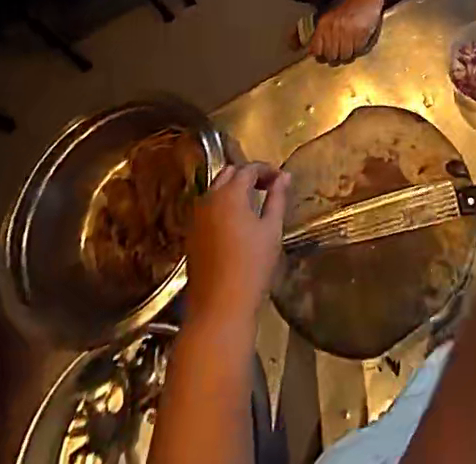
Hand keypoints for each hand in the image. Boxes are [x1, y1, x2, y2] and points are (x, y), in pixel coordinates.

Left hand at [184, 162, 289, 328]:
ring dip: (234, 189)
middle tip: (268, 188)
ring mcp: (196, 217)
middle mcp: (208, 199)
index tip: (281, 179)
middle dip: (248, 175)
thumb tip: (284, 177)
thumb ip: (277, 198)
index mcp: (230, 194)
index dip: (267, 170)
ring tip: (254, 203)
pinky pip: (207, 208)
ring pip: (215, 190)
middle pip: (228, 174)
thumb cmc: (252, 266)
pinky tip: (236, 223)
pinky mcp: (191, 234)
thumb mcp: (271, 230)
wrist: (219, 306)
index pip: (249, 169)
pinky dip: (222, 205)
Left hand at [309, 0, 382, 64]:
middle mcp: (334, 28)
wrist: (363, 2)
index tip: (324, 56)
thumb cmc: (343, 13)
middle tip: (338, 55)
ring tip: (348, 51)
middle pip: (331, 55)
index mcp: (324, 25)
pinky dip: (357, 52)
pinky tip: (356, 47)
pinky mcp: (361, 34)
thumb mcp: (327, 21)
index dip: (321, 56)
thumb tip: (306, 51)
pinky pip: (357, 52)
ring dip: (346, 57)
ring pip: (344, 56)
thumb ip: (317, 36)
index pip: (317, 50)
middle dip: (334, 59)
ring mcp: (348, 32)